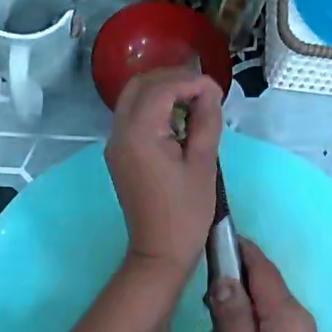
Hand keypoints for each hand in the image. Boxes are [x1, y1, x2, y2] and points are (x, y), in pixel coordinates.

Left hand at [105, 69, 221, 273]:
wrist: (160, 252)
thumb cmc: (186, 212)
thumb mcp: (204, 163)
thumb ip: (206, 121)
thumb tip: (209, 93)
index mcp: (139, 134)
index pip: (161, 88)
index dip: (190, 82)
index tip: (216, 91)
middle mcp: (119, 133)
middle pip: (139, 85)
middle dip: (172, 79)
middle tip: (203, 89)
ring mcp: (115, 144)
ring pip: (132, 99)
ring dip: (161, 91)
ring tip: (194, 101)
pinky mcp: (119, 155)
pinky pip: (131, 118)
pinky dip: (153, 108)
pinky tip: (177, 120)